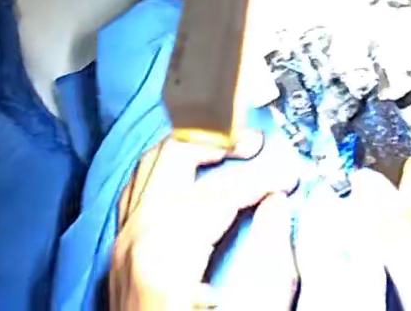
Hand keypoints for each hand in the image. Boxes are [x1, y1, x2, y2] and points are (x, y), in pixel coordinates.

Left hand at [110, 134, 297, 310]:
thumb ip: (272, 267)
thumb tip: (275, 207)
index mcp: (164, 250)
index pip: (218, 193)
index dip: (259, 178)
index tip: (291, 170)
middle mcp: (133, 234)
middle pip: (172, 158)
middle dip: (215, 144)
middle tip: (256, 144)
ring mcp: (120, 242)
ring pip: (149, 165)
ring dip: (188, 150)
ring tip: (227, 150)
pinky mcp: (119, 256)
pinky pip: (138, 187)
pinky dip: (165, 170)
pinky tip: (186, 176)